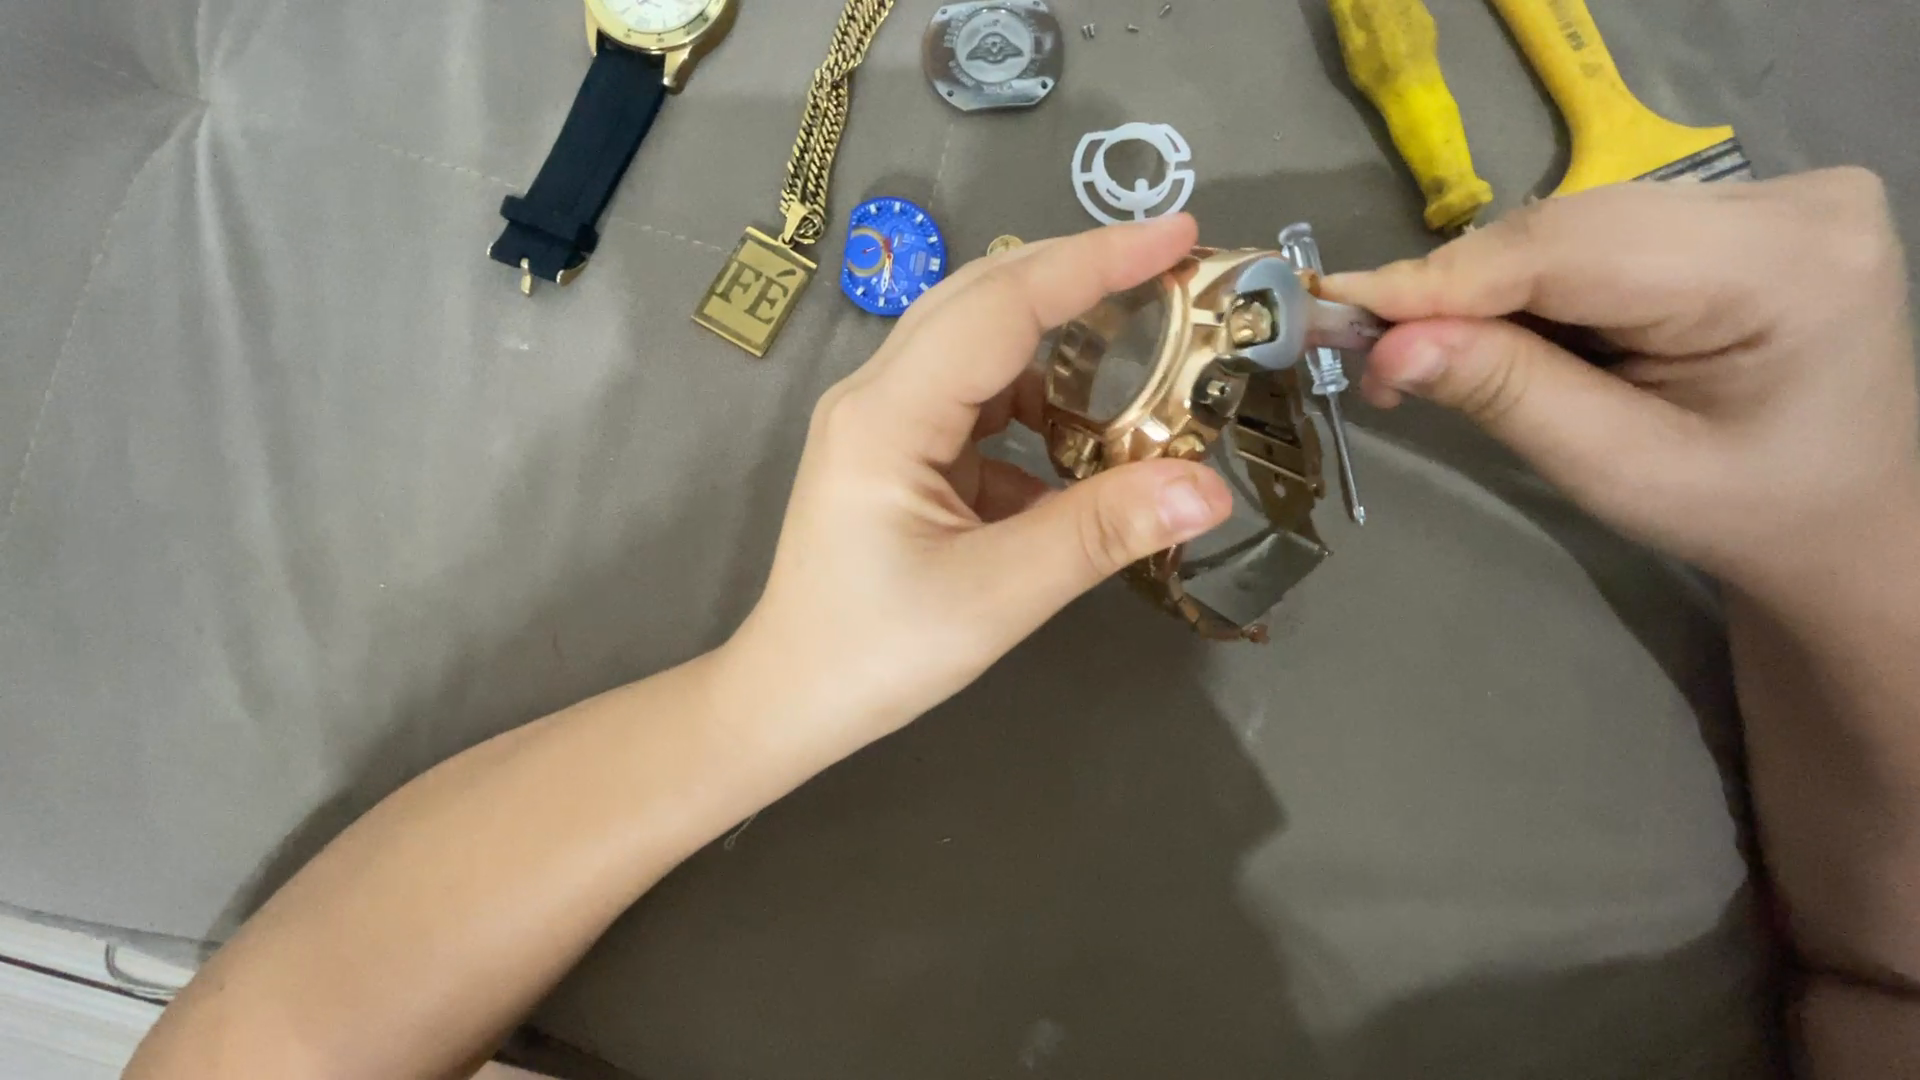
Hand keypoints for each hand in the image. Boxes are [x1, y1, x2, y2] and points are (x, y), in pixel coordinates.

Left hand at [724, 215, 1231, 760]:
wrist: (793, 696)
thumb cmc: (878, 653)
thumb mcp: (997, 596)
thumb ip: (1100, 533)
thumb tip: (1210, 487)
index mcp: (887, 415)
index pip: (1000, 305)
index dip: (1092, 263)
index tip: (1178, 233)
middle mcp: (876, 396)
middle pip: (983, 301)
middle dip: (1078, 281)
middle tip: (1173, 275)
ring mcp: (881, 422)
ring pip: (979, 350)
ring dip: (1058, 350)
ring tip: (1138, 358)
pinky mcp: (895, 452)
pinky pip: (973, 406)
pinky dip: (1031, 412)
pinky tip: (1073, 448)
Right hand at [1324, 169, 1919, 590]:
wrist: (1830, 503)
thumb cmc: (1731, 504)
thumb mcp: (1609, 466)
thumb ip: (1503, 393)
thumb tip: (1389, 347)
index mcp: (1782, 266)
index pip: (1570, 249)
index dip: (1441, 279)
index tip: (1338, 306)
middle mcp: (1781, 201)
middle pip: (1560, 231)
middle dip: (1448, 292)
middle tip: (1369, 354)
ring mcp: (1758, 196)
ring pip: (1558, 231)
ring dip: (1471, 293)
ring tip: (1416, 356)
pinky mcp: (1723, 211)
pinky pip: (1577, 240)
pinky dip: (1509, 289)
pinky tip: (1479, 333)